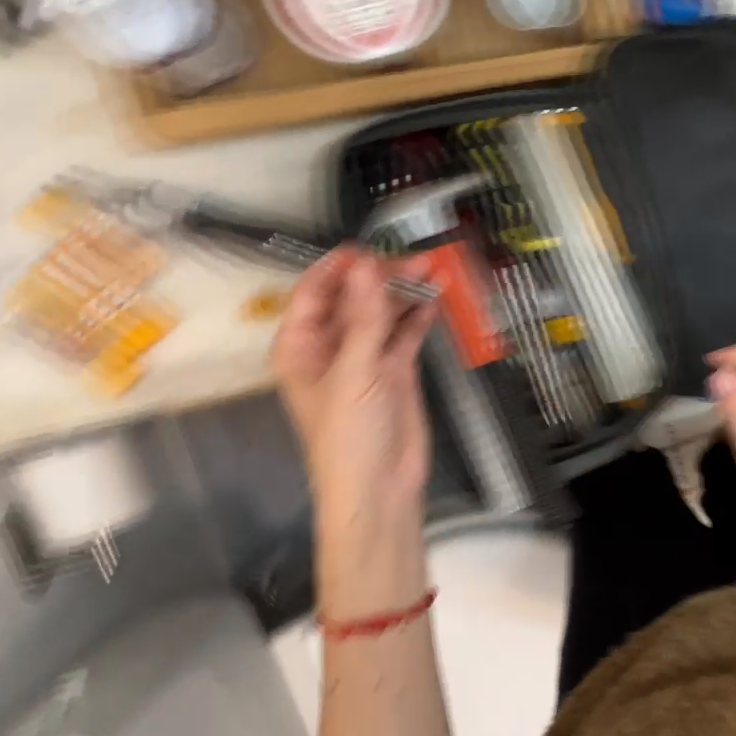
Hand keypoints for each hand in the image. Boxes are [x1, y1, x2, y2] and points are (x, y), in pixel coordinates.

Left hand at [273, 247, 439, 618]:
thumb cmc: (348, 434)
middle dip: (380, 277)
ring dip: (404, 292)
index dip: (340, 268)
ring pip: (383, 313)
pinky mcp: (395, 371)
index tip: (370, 248)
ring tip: (431, 268)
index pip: (315, 292)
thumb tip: (365, 266)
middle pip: (353, 298)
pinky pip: (405, 334)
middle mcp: (330, 346)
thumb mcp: (353, 371)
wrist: (379, 486)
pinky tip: (434, 296)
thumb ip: (364, 317)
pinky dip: (418, 316)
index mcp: (301, 345)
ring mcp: (365, 358)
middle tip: (413, 259)